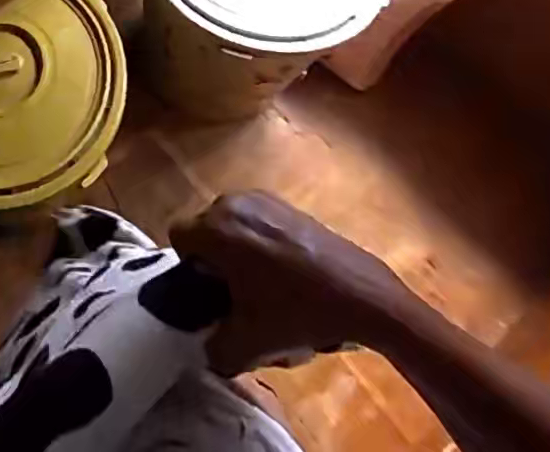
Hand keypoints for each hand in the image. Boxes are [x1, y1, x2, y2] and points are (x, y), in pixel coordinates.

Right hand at [171, 191, 415, 375]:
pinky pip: (256, 219)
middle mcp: (229, 204)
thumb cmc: (301, 314)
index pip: (179, 238)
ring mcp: (259, 199)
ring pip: (230, 223)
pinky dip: (262, 239)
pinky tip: (289, 268)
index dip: (193, 268)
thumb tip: (205, 349)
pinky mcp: (285, 203)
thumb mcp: (253, 342)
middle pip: (205, 230)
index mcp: (213, 229)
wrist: (370, 300)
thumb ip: (216, 348)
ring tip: (269, 279)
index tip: (218, 291)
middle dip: (217, 257)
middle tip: (243, 290)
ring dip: (238, 246)